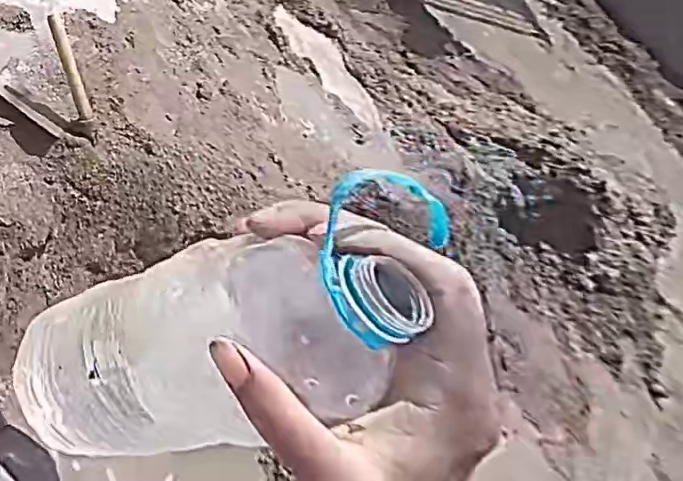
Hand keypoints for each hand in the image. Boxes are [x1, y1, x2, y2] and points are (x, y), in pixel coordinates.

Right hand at [211, 201, 501, 480]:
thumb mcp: (333, 474)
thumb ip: (281, 419)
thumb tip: (226, 351)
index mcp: (457, 387)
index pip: (443, 284)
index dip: (383, 245)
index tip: (318, 239)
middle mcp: (446, 357)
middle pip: (403, 258)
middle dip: (335, 227)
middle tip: (273, 225)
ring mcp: (421, 348)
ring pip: (382, 261)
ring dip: (325, 234)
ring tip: (270, 230)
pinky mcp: (392, 346)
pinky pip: (363, 279)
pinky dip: (323, 258)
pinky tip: (287, 256)